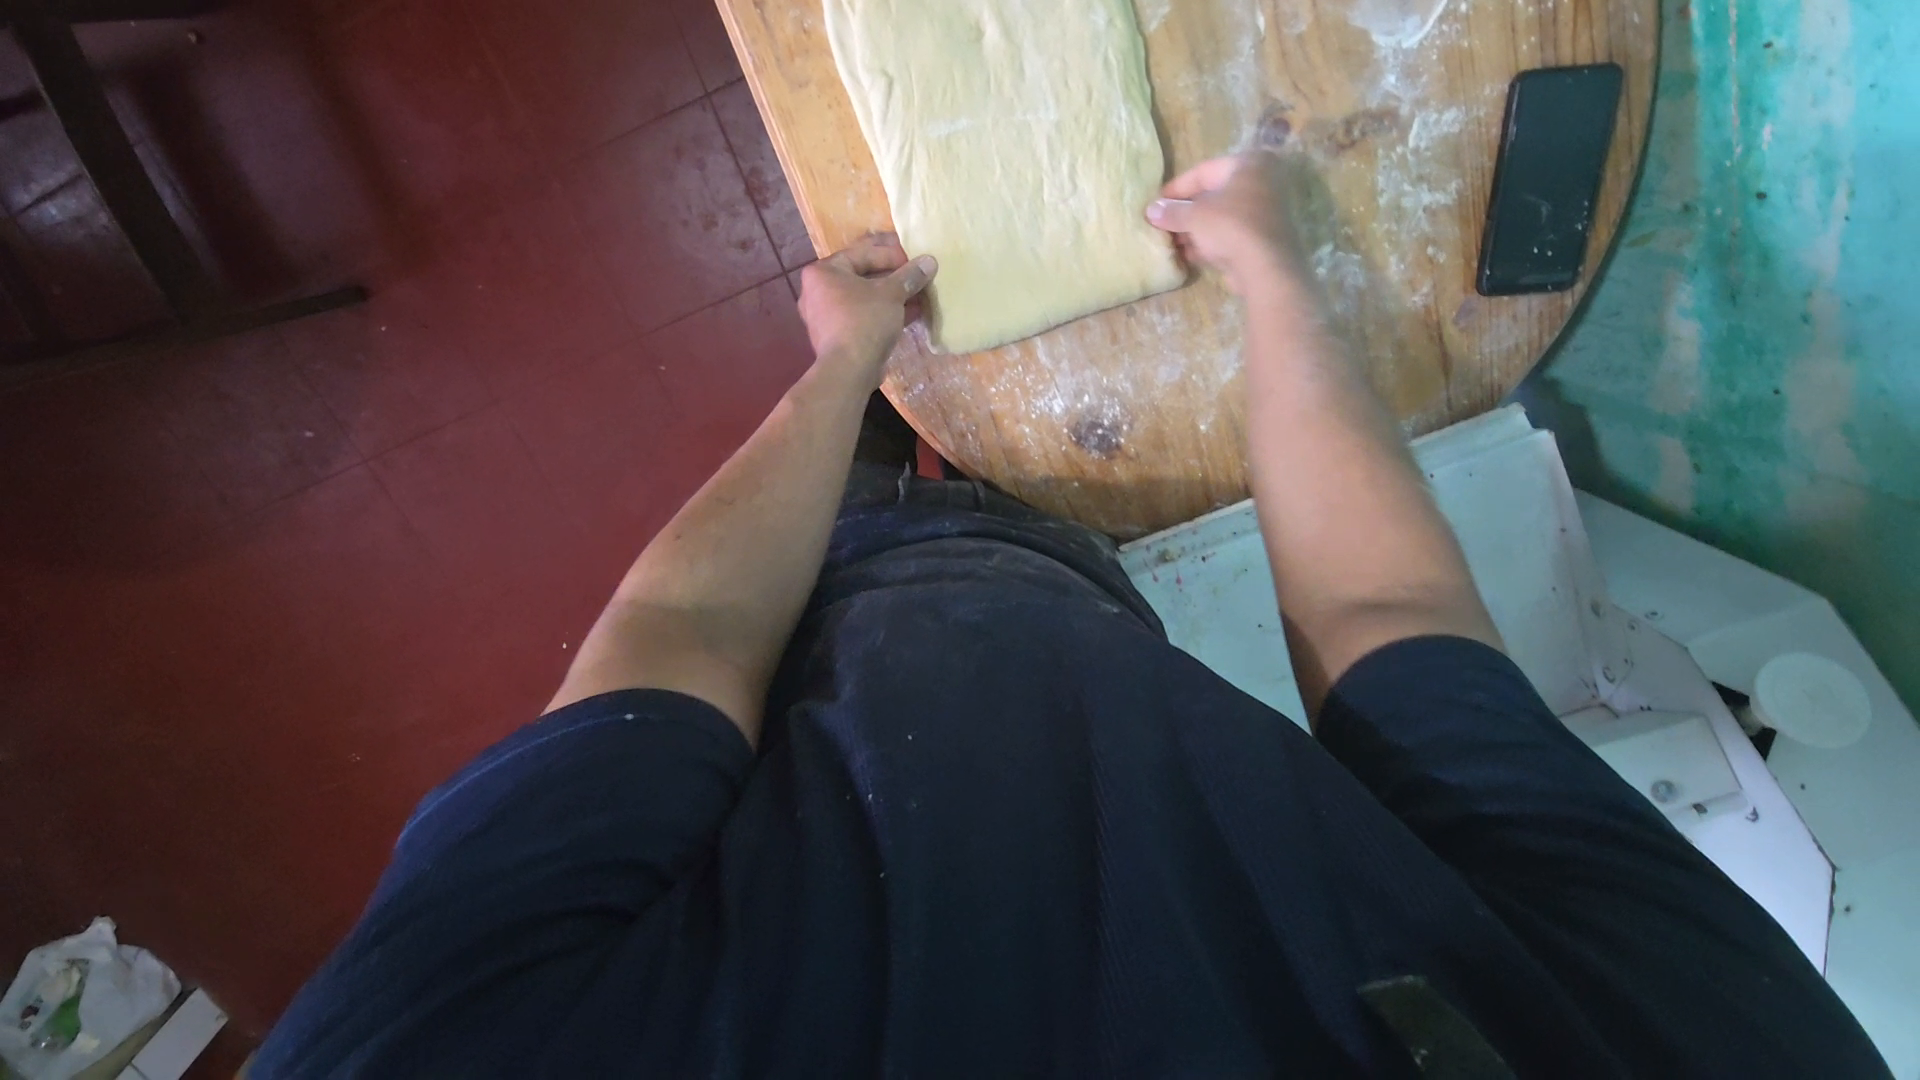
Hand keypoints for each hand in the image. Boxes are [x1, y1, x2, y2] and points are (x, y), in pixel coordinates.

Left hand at [798, 233, 937, 385]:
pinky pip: (863, 318)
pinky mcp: (838, 338)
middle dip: (893, 277)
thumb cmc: (865, 321)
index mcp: (823, 272)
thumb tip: (929, 261)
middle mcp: (818, 292)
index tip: (914, 260)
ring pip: (864, 300)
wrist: (850, 370)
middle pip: (862, 277)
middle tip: (917, 276)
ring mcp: (826, 318)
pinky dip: (884, 314)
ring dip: (891, 297)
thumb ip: (910, 275)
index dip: (891, 254)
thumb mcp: (891, 293)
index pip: (861, 254)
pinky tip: (910, 314)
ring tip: (918, 294)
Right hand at [1145, 152, 1302, 295]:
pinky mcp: (1260, 237)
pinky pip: (1227, 233)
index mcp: (1248, 164)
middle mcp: (1259, 182)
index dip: (1176, 188)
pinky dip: (1207, 242)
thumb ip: (1171, 212)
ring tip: (1169, 242)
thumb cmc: (1230, 227)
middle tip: (1161, 224)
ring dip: (1193, 230)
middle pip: (1211, 195)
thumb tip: (1150, 211)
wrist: (1264, 266)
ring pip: (1219, 217)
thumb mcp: (1194, 216)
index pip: (1203, 171)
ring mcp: (1262, 211)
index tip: (1155, 203)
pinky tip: (1187, 254)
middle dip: (1184, 212)